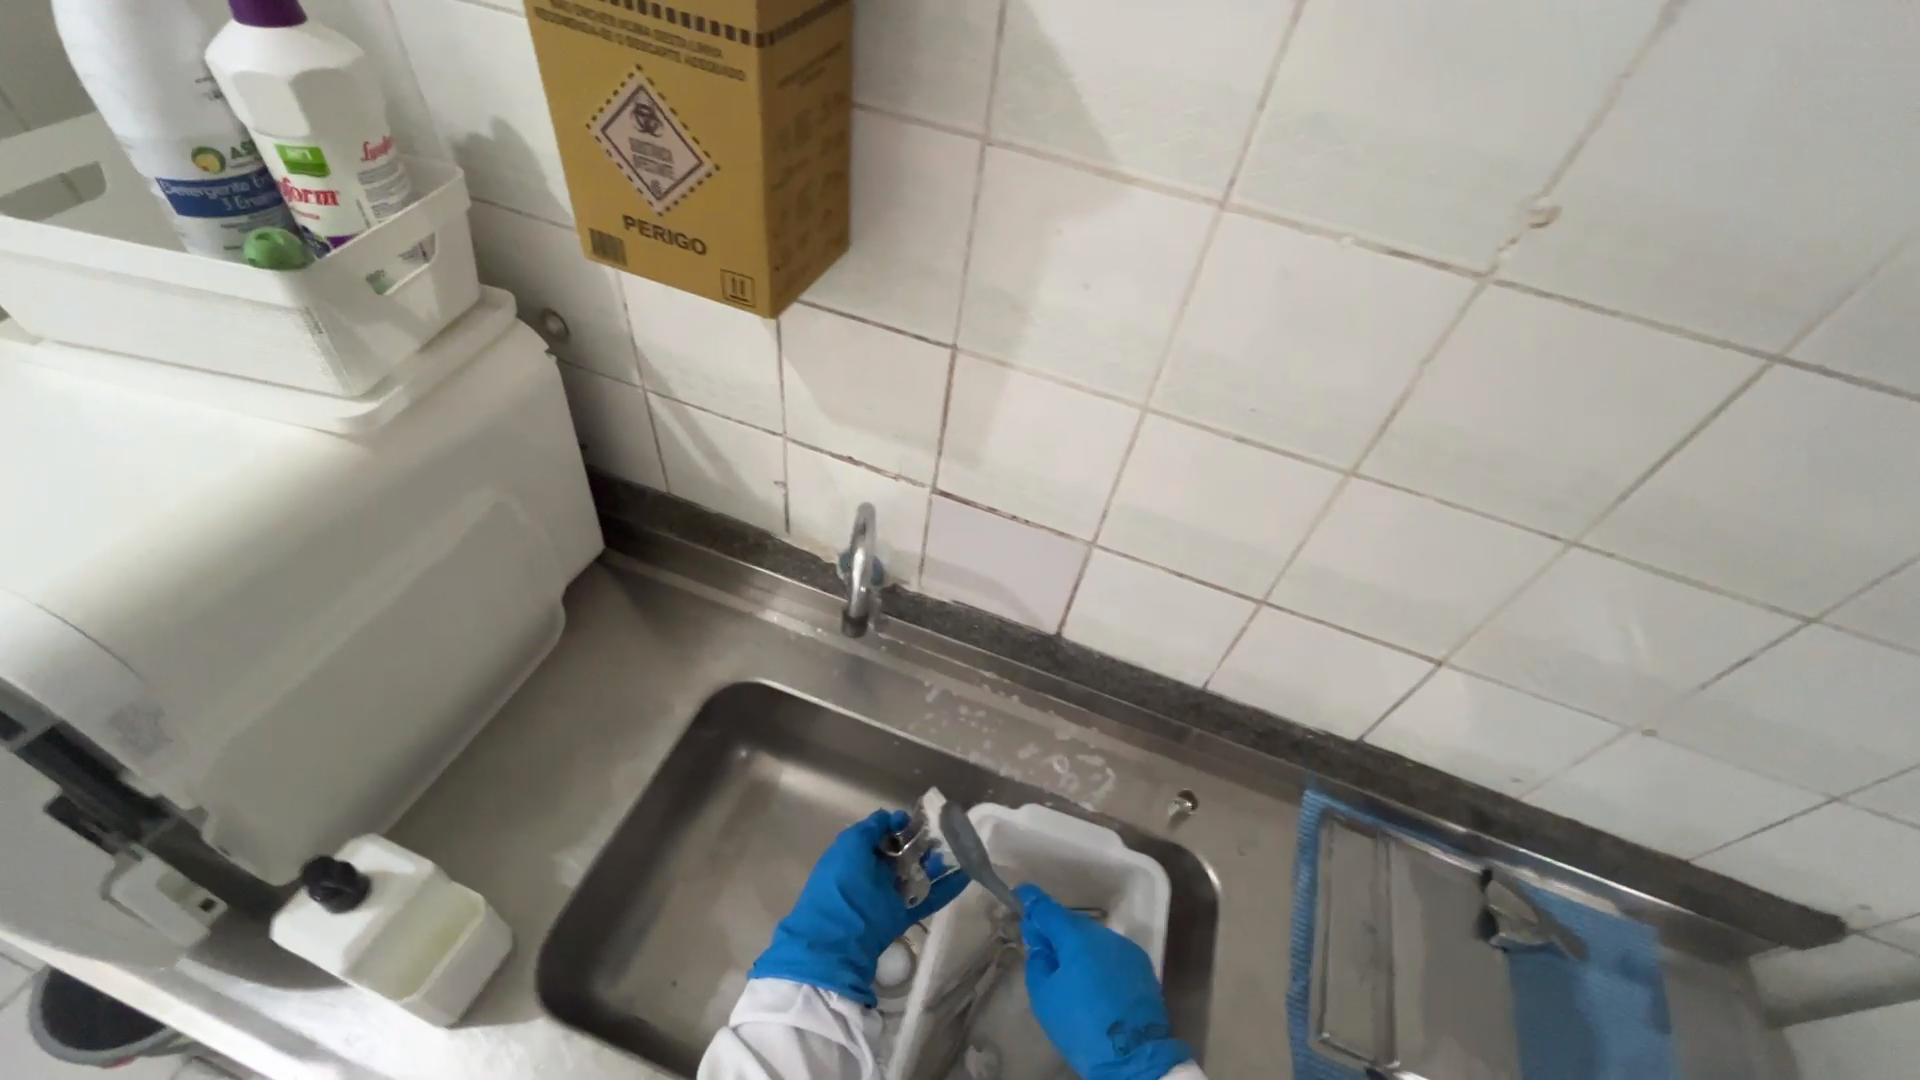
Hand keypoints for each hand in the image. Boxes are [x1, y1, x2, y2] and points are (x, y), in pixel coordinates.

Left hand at [749, 810, 967, 1006]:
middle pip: (903, 854)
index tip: (921, 818)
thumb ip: (872, 827)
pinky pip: (928, 898)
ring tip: (961, 849)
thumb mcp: (850, 845)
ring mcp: (888, 895)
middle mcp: (873, 873)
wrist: (835, 942)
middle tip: (946, 833)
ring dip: (938, 862)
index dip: (901, 826)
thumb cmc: (841, 885)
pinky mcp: (903, 916)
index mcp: (857, 854)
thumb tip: (894, 817)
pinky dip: (947, 888)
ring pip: (917, 874)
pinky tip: (966, 875)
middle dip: (923, 843)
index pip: (883, 835)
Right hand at [1017, 884, 1191, 1079]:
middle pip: (1072, 924)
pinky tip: (1095, 985)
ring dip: (1079, 948)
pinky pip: (1110, 954)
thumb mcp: (1044, 996)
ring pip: (1093, 939)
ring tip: (1071, 976)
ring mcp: (1126, 949)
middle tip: (1043, 953)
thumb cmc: (1081, 1027)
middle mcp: (1104, 935)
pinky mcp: (1141, 966)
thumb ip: (1038, 960)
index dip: (1031, 901)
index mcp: (1077, 937)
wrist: (1134, 1059)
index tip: (1020, 896)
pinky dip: (1098, 961)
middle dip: (1055, 933)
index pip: (1047, 908)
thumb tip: (1042, 943)